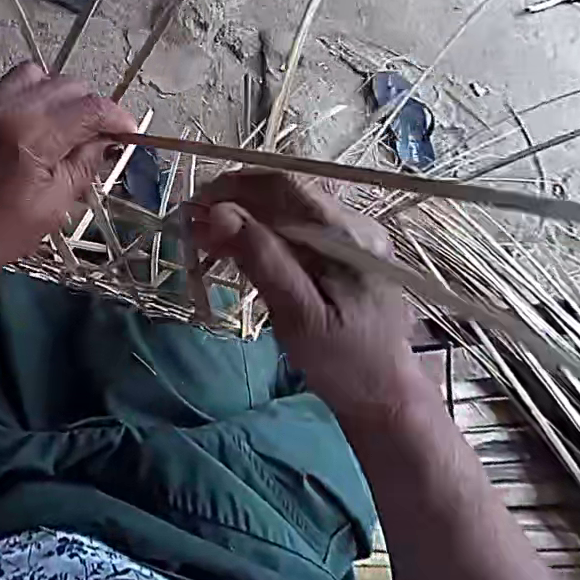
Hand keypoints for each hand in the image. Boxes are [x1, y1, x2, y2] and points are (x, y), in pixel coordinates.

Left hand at [0, 62, 136, 283]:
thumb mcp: (54, 206)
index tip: (129, 133)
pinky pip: (14, 84)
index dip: (116, 117)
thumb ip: (84, 164)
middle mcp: (9, 107)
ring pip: (40, 75)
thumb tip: (107, 140)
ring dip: (62, 94)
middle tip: (100, 135)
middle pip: (68, 85)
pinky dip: (35, 94)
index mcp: (31, 135)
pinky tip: (39, 124)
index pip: (89, 107)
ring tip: (68, 125)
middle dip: (92, 106)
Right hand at [191, 171, 428, 426]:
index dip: (234, 187)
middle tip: (194, 224)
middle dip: (233, 200)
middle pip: (283, 191)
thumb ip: (262, 261)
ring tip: (209, 236)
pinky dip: (260, 227)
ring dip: (243, 213)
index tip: (197, 206)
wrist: (385, 392)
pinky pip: (294, 222)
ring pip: (285, 205)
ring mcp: (352, 231)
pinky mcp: (344, 244)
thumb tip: (220, 213)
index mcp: (348, 236)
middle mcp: (354, 222)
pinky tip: (238, 245)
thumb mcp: (298, 318)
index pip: (284, 187)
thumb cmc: (342, 363)